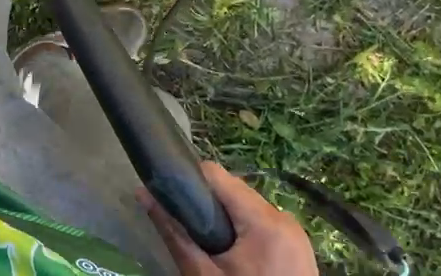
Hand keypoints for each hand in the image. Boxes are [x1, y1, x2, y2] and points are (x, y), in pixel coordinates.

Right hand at [142, 163, 317, 275]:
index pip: (215, 174)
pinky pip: (261, 221)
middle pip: (231, 188)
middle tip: (192, 232)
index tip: (173, 201)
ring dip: (224, 217)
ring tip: (212, 246)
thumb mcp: (203, 274)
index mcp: (265, 222)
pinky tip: (234, 255)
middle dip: (207, 204)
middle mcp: (284, 218)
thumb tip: (141, 193)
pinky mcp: (298, 246)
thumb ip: (173, 231)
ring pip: (245, 204)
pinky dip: (243, 229)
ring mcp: (295, 233)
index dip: (188, 181)